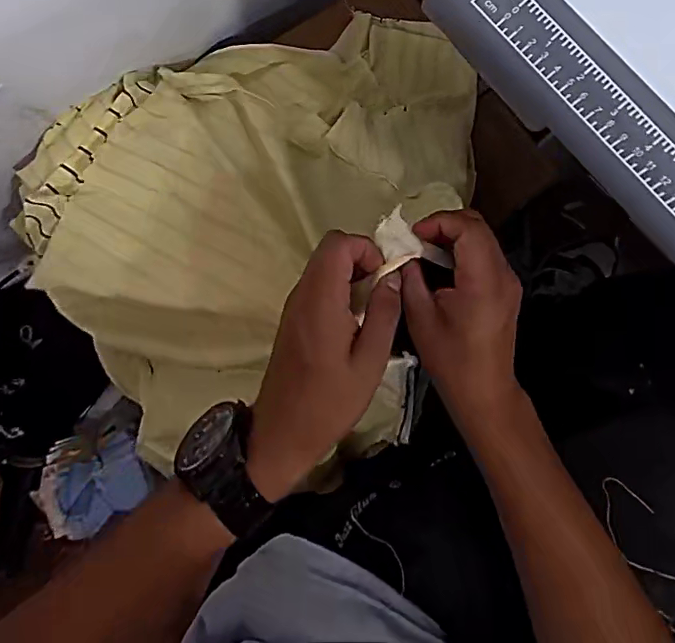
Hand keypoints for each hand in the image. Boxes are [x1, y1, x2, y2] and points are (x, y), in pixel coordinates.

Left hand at [248, 231, 402, 500]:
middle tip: (382, 291)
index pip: (338, 243)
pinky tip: (354, 323)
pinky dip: (339, 289)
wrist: (281, 432)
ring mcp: (294, 304)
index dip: (365, 249)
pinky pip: (318, 285)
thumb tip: (393, 278)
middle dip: (361, 260)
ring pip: (324, 266)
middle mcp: (303, 294)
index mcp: (321, 300)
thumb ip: (384, 314)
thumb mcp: (370, 362)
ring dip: (351, 275)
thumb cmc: (328, 403)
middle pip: (330, 250)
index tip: (384, 277)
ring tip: (372, 310)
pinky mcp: (293, 317)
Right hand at [399, 209, 523, 424]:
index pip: (468, 228)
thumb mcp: (421, 318)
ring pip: (483, 237)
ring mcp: (509, 280)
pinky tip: (442, 263)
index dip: (439, 222)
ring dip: (454, 234)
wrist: (485, 392)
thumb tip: (406, 256)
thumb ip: (411, 279)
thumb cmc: (451, 359)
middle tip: (419, 237)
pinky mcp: (507, 287)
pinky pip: (485, 253)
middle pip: (478, 225)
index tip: (415, 234)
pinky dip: (463, 248)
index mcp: (484, 280)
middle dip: (445, 223)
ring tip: (426, 247)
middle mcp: (503, 274)